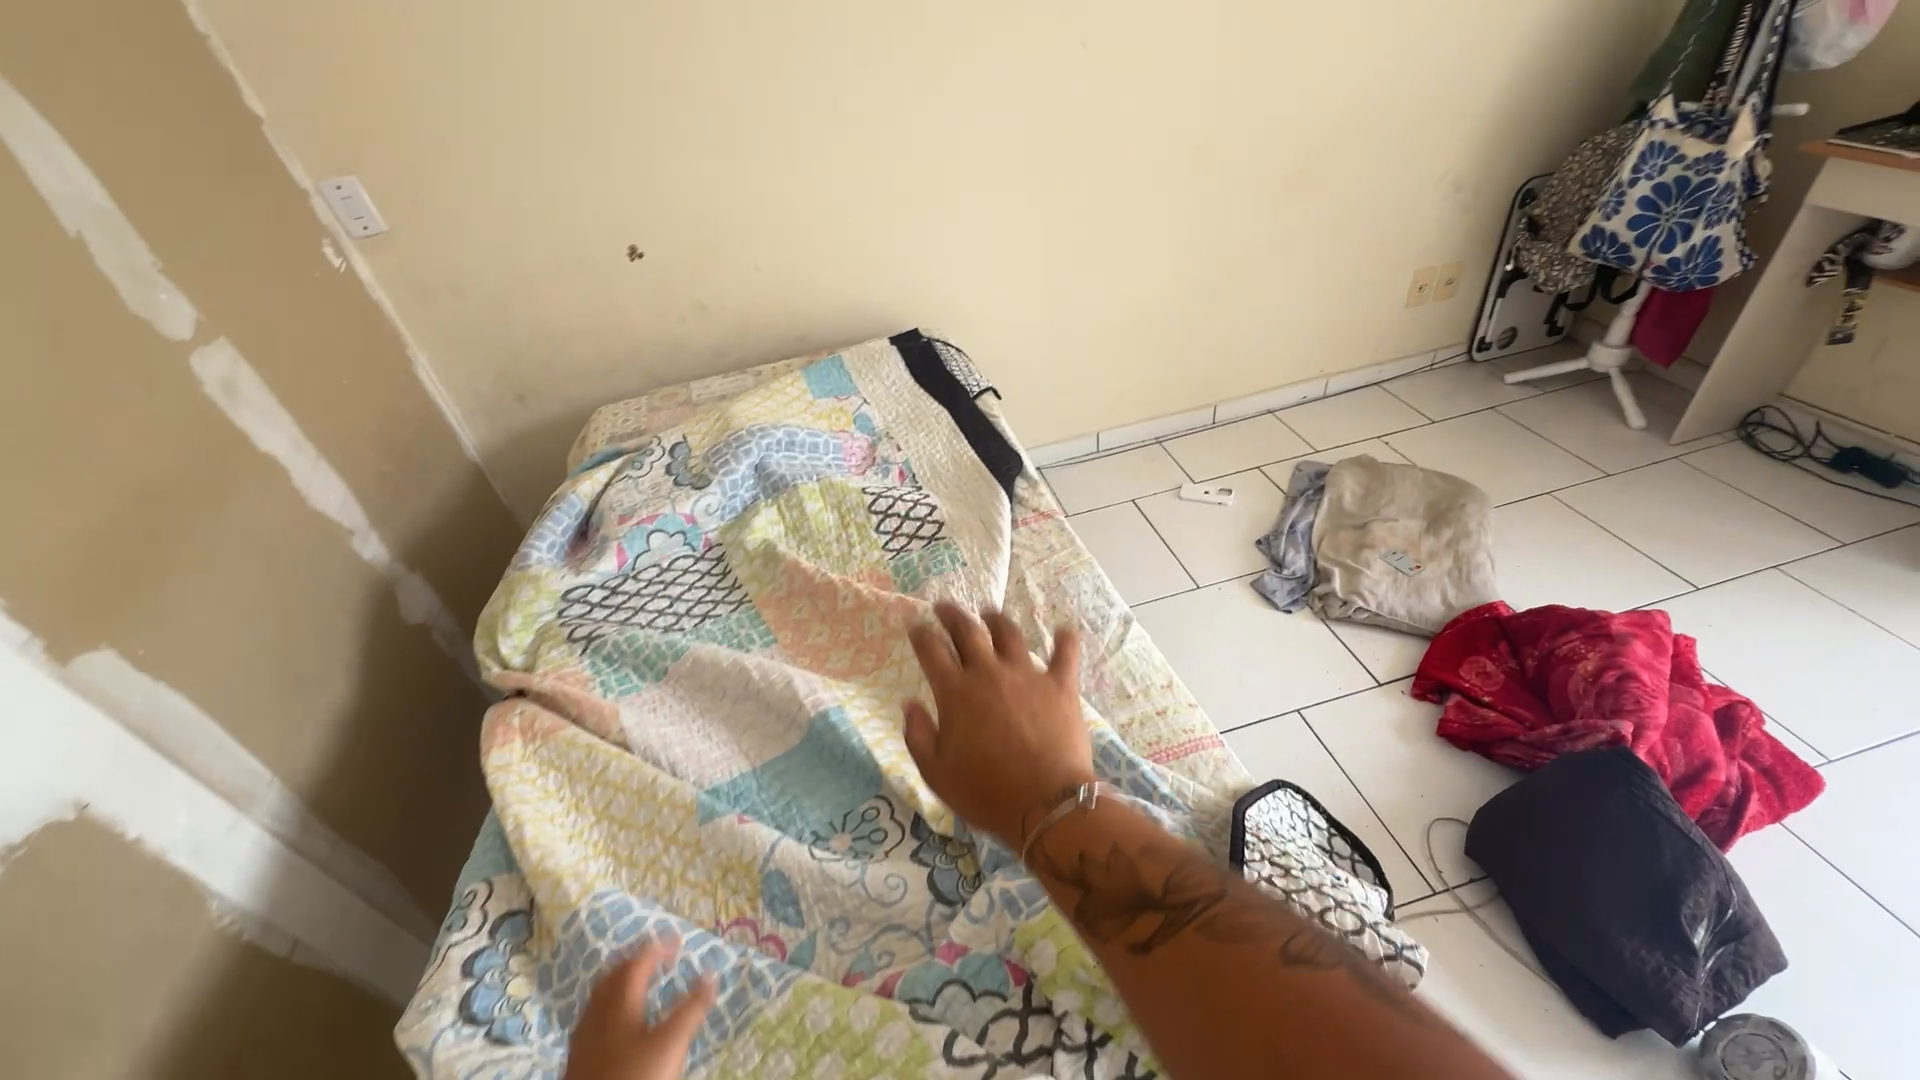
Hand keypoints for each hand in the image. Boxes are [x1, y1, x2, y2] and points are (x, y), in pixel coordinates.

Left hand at [563, 939, 716, 1079]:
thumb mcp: (671, 1043)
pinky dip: (610, 1004)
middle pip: (614, 974)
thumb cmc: (636, 1076)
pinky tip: (616, 1021)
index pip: (639, 962)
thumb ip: (692, 1008)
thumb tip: (711, 975)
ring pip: (601, 995)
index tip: (677, 939)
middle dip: (635, 959)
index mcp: (621, 1001)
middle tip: (655, 954)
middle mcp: (598, 1011)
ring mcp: (584, 1035)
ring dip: (620, 980)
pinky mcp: (577, 1057)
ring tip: (637, 981)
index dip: (658, 947)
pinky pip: (593, 1015)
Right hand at [903, 602, 1095, 847]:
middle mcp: (989, 673)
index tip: (915, 625)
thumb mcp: (936, 773)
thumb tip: (910, 703)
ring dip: (996, 620)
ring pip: (1010, 634)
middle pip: (968, 631)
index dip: (921, 635)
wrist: (1045, 803)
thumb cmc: (985, 791)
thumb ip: (919, 735)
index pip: (932, 651)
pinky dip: (1065, 639)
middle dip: (953, 615)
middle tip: (945, 607)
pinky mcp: (1061, 686)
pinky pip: (1065, 654)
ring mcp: (1028, 675)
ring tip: (990, 615)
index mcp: (956, 692)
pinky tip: (1064, 629)